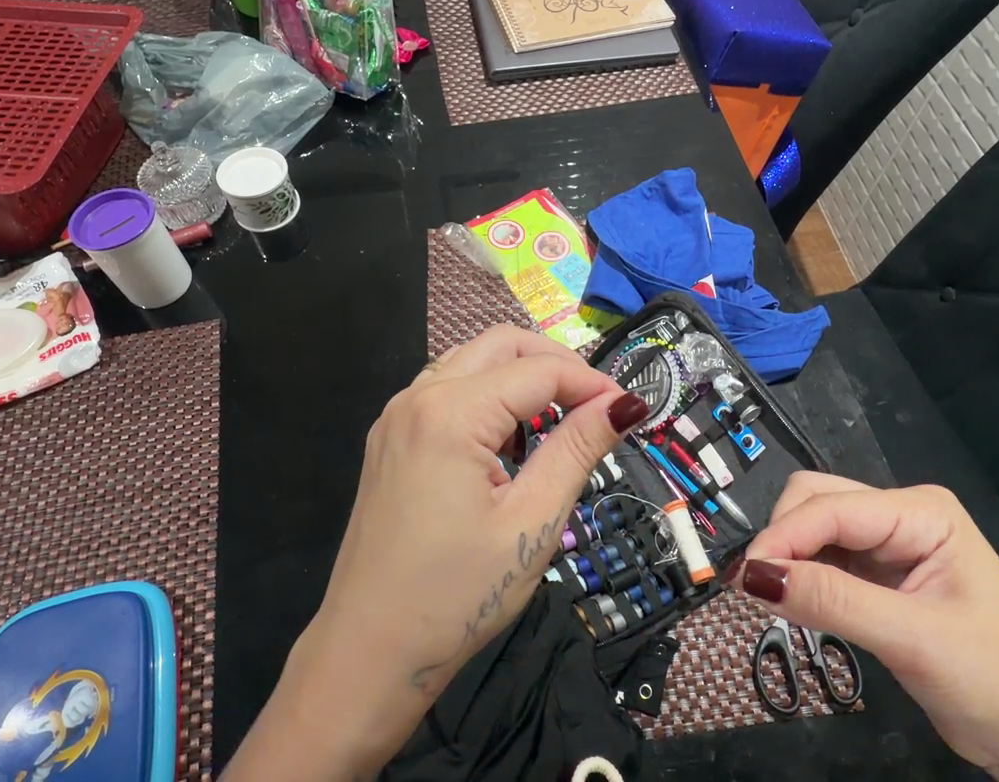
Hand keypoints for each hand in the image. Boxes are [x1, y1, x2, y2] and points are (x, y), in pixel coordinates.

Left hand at [223, 327, 649, 781]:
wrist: (368, 653)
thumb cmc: (456, 597)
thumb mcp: (531, 523)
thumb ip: (577, 450)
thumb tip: (627, 405)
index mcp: (450, 413)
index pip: (538, 370)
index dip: (591, 384)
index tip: (630, 412)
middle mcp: (417, 397)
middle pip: (501, 344)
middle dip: (556, 364)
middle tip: (597, 408)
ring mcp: (396, 416)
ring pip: (471, 361)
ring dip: (520, 376)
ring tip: (559, 423)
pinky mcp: (390, 439)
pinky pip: (447, 389)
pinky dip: (487, 395)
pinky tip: (509, 442)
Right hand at [735, 473, 998, 781]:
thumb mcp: (914, 640)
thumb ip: (834, 601)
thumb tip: (754, 576)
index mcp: (922, 512)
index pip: (830, 507)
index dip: (783, 536)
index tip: (744, 579)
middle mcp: (902, 516)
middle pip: (816, 502)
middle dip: (783, 538)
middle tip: (757, 590)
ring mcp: (892, 545)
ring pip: (816, 529)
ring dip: (790, 557)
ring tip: (773, 600)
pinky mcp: (881, 578)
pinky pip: (826, 561)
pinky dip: (803, 577)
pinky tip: (796, 602)